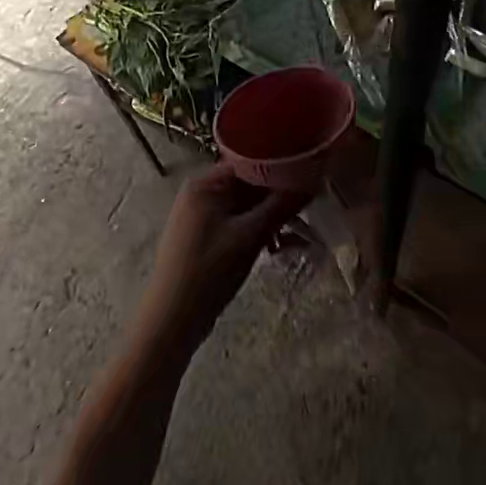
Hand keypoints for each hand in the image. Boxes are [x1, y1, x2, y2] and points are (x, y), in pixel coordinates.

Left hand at [143, 166, 307, 354]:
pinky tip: (279, 246)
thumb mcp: (252, 235)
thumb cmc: (209, 271)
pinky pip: (240, 222)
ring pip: (248, 205)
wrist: (171, 323)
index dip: (282, 165)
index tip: (310, 172)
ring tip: (298, 232)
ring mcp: (202, 217)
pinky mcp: (207, 237)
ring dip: (273, 215)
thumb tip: (314, 182)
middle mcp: (201, 194)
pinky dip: (260, 230)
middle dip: (280, 195)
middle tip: (309, 205)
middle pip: (251, 183)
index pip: (251, 161)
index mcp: (205, 184)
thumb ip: (284, 204)